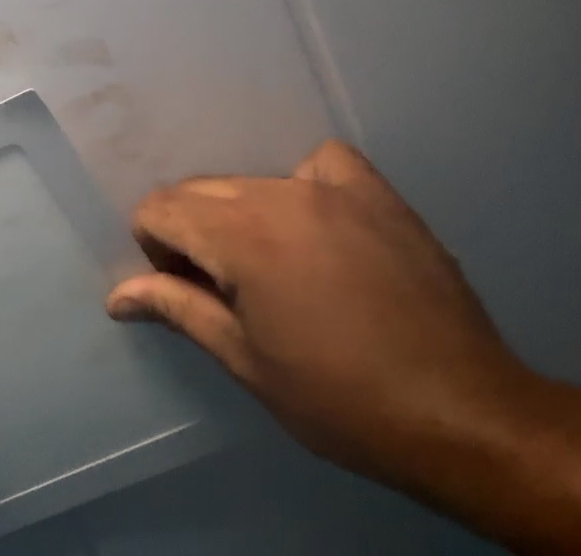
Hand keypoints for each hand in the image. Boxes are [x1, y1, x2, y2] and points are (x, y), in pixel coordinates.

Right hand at [106, 140, 528, 482]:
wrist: (464, 415)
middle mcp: (280, 196)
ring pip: (251, 181)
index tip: (184, 291)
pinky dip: (303, 184)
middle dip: (190, 233)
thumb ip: (176, 308)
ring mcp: (335, 191)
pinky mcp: (380, 197)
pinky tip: (315, 224)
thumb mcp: (244, 360)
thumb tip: (116, 295)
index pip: (160, 208)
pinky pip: (321, 164)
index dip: (155, 250)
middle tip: (220, 290)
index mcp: (240, 237)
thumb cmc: (340, 399)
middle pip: (199, 190)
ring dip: (239, 216)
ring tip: (272, 268)